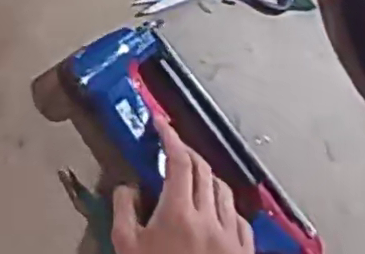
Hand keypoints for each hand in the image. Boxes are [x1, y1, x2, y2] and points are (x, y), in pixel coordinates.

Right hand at [111, 118, 253, 253]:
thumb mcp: (125, 245)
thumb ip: (123, 207)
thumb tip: (129, 185)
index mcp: (179, 213)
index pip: (178, 159)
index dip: (169, 135)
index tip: (159, 123)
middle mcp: (210, 220)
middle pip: (202, 169)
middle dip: (186, 151)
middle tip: (171, 147)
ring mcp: (232, 241)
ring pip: (224, 191)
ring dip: (206, 177)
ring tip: (191, 178)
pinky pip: (241, 221)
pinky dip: (226, 208)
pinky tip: (215, 213)